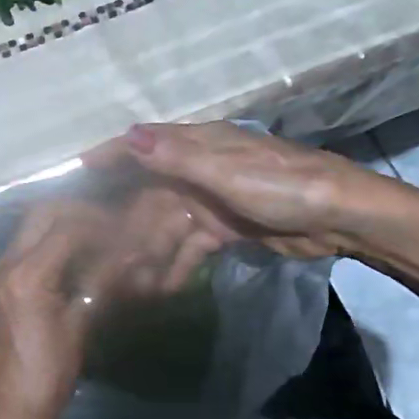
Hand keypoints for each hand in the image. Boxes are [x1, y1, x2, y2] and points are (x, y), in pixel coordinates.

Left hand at [0, 197, 205, 418]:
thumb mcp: (79, 328)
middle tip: (112, 226)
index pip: (69, 228)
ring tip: (100, 237)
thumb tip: (132, 256)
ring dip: (67, 223)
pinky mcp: (4, 281)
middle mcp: (9, 263)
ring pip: (34, 225)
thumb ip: (101, 284)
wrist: (8, 406)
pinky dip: (55, 240)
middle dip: (80, 212)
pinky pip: (30, 244)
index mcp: (28, 275)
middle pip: (45, 213)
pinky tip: (81, 255)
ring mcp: (3, 270)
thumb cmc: (46, 374)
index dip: (103, 225)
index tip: (129, 231)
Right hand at [83, 122, 391, 257]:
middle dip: (128, 214)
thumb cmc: (282, 188)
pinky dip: (179, 260)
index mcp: (204, 144)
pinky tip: (162, 283)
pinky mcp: (231, 225)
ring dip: (151, 244)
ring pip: (171, 219)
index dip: (112, 155)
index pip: (147, 144)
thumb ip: (177, 158)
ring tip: (126, 272)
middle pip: (154, 187)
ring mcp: (218, 198)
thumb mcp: (226, 172)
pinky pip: (193, 242)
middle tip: (96, 240)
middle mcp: (205, 167)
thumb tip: (128, 135)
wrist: (340, 218)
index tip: (78, 171)